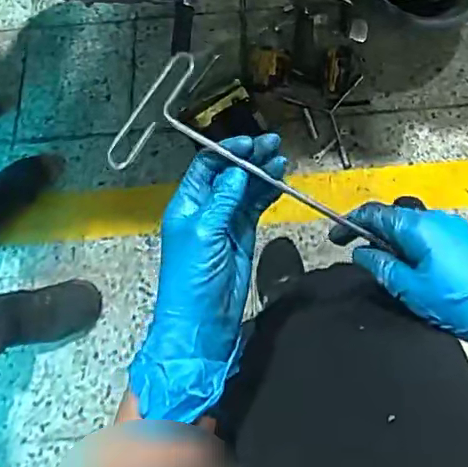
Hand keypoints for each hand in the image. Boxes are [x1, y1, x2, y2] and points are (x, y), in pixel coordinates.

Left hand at [128, 134, 287, 422]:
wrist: (202, 324)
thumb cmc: (192, 278)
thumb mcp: (204, 233)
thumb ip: (222, 200)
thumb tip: (236, 169)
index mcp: (187, 202)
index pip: (207, 165)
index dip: (227, 150)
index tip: (249, 142)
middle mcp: (205, 207)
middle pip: (228, 172)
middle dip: (249, 156)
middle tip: (272, 144)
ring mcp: (224, 221)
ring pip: (245, 188)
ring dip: (261, 172)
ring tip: (280, 158)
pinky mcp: (241, 235)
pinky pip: (255, 206)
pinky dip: (267, 192)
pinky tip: (278, 180)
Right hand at [332, 202, 467, 429]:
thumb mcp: (412, 290)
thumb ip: (381, 267)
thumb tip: (364, 255)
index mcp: (418, 226)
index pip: (372, 213)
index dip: (349, 224)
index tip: (337, 237)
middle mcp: (436, 219)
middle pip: (391, 218)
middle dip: (373, 236)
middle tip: (366, 259)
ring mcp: (454, 227)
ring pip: (411, 228)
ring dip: (396, 244)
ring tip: (397, 274)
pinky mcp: (467, 240)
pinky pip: (430, 236)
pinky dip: (416, 248)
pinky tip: (421, 275)